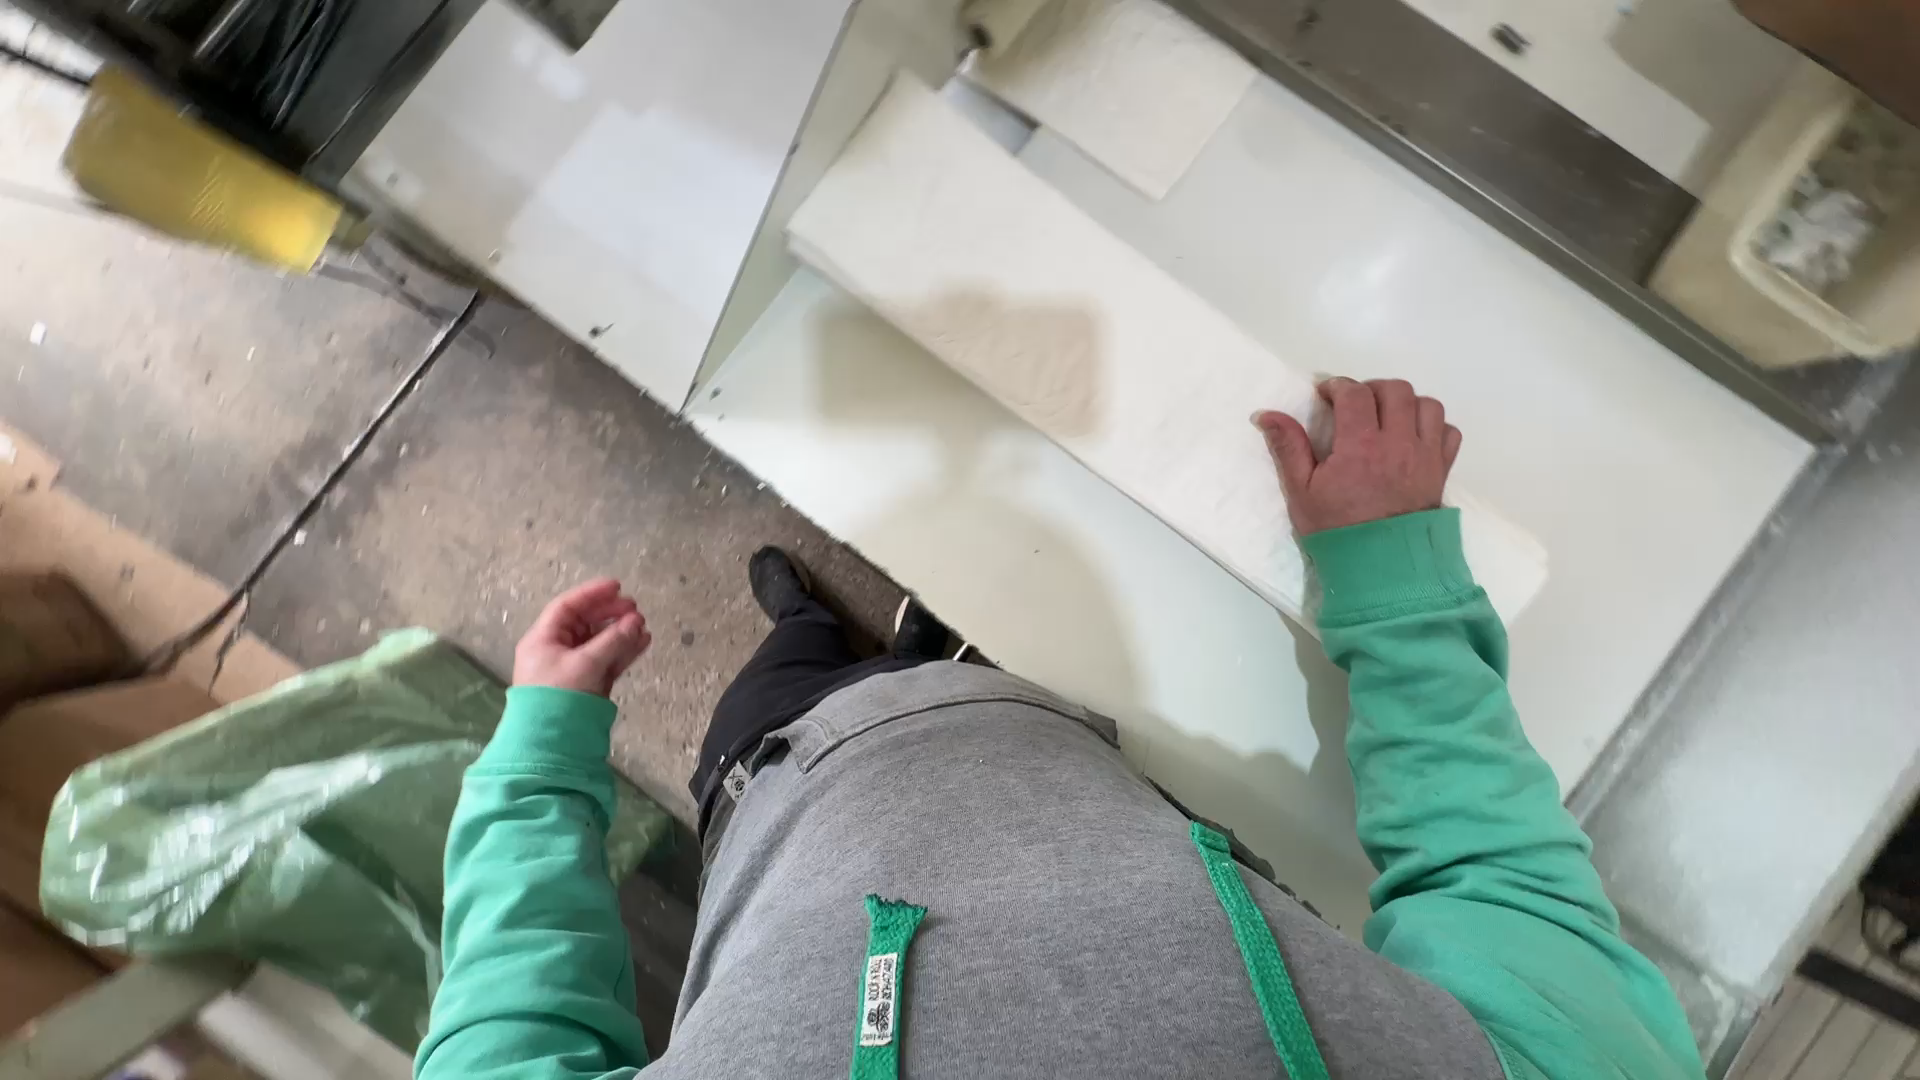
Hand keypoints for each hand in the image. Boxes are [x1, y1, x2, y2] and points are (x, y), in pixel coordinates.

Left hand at [513, 579, 652, 697]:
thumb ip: (614, 640)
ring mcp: (573, 666)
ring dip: (622, 631)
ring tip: (643, 626)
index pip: (567, 607)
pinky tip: (643, 642)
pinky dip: (625, 649)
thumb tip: (637, 620)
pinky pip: (608, 658)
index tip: (618, 586)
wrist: (552, 741)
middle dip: (611, 613)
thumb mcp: (586, 663)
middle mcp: (557, 649)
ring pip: (600, 640)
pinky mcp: (588, 682)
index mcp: (544, 639)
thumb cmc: (560, 694)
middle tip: (635, 608)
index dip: (592, 594)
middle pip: (586, 622)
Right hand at [1254, 377, 1461, 535]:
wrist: (1380, 563)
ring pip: (1426, 404)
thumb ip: (1288, 447)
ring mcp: (1425, 454)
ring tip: (1385, 416)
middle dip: (1371, 389)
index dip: (1338, 386)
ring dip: (1404, 403)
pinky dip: (1432, 425)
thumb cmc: (1335, 527)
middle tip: (1354, 403)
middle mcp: (1398, 441)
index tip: (1325, 394)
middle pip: (1395, 390)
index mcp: (1360, 444)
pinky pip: (1448, 431)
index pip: (1355, 394)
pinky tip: (1412, 436)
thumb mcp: (1300, 490)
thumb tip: (1267, 414)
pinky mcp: (1441, 469)